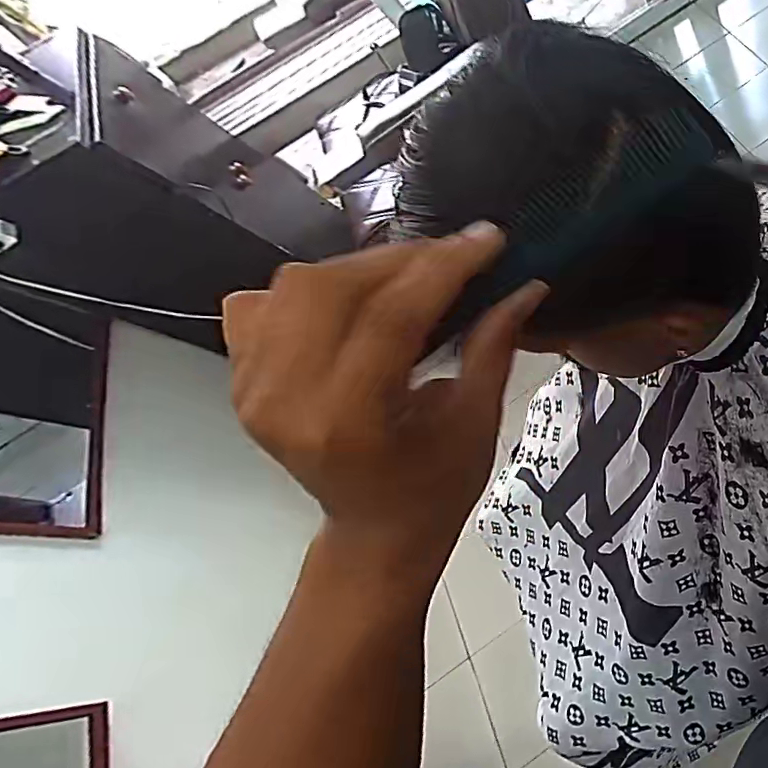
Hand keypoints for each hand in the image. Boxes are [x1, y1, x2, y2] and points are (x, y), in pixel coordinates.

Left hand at [222, 225, 546, 584]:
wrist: (377, 528)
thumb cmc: (439, 485)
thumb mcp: (480, 419)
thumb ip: (493, 346)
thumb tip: (527, 287)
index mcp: (348, 417)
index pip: (391, 315)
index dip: (445, 267)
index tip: (489, 240)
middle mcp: (282, 397)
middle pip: (331, 288)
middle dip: (405, 258)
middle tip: (461, 254)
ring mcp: (250, 386)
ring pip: (294, 286)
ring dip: (364, 266)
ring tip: (420, 272)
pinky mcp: (240, 378)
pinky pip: (263, 305)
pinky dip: (315, 288)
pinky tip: (359, 300)